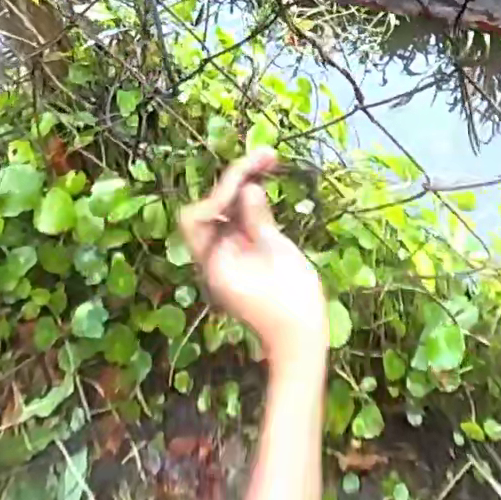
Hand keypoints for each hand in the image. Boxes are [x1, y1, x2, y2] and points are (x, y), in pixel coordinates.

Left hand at [179, 148, 326, 366]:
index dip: (219, 195)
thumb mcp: (278, 259)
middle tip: (265, 156)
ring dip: (245, 181)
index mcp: (214, 262)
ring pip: (228, 207)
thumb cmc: (292, 306)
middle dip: (234, 179)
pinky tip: (268, 177)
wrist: (302, 342)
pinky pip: (243, 216)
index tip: (246, 186)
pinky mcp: (250, 250)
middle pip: (212, 206)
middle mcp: (216, 254)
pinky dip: (253, 197)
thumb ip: (258, 222)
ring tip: (270, 157)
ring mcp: (232, 252)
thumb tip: (248, 188)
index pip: (198, 217)